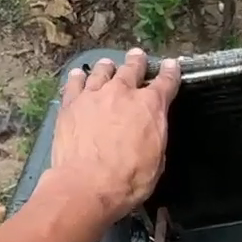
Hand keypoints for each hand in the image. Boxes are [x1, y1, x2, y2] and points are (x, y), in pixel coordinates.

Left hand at [44, 47, 180, 222]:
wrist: (87, 184)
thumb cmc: (128, 179)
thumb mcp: (157, 160)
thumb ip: (155, 135)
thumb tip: (152, 128)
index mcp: (150, 107)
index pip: (165, 83)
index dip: (170, 72)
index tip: (171, 65)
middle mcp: (122, 93)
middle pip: (131, 69)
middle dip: (137, 62)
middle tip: (137, 56)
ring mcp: (94, 95)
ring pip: (102, 71)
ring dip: (108, 67)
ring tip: (108, 65)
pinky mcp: (70, 104)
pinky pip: (75, 83)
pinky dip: (79, 77)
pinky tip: (79, 75)